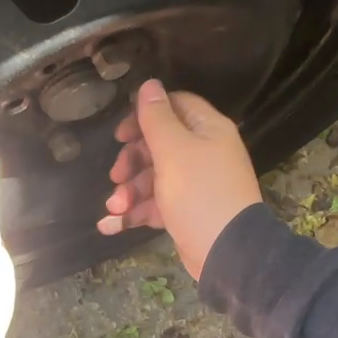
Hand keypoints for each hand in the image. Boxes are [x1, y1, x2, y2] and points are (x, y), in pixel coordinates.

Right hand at [95, 79, 261, 279]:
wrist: (227, 254)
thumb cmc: (200, 194)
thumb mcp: (174, 151)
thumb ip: (157, 117)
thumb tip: (149, 84)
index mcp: (207, 130)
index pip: (174, 106)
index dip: (144, 115)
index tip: (122, 134)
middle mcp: (203, 152)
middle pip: (158, 144)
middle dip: (131, 161)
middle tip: (116, 176)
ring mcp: (195, 184)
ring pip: (153, 177)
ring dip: (129, 191)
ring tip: (115, 207)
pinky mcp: (186, 212)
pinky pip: (156, 204)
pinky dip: (135, 212)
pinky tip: (111, 225)